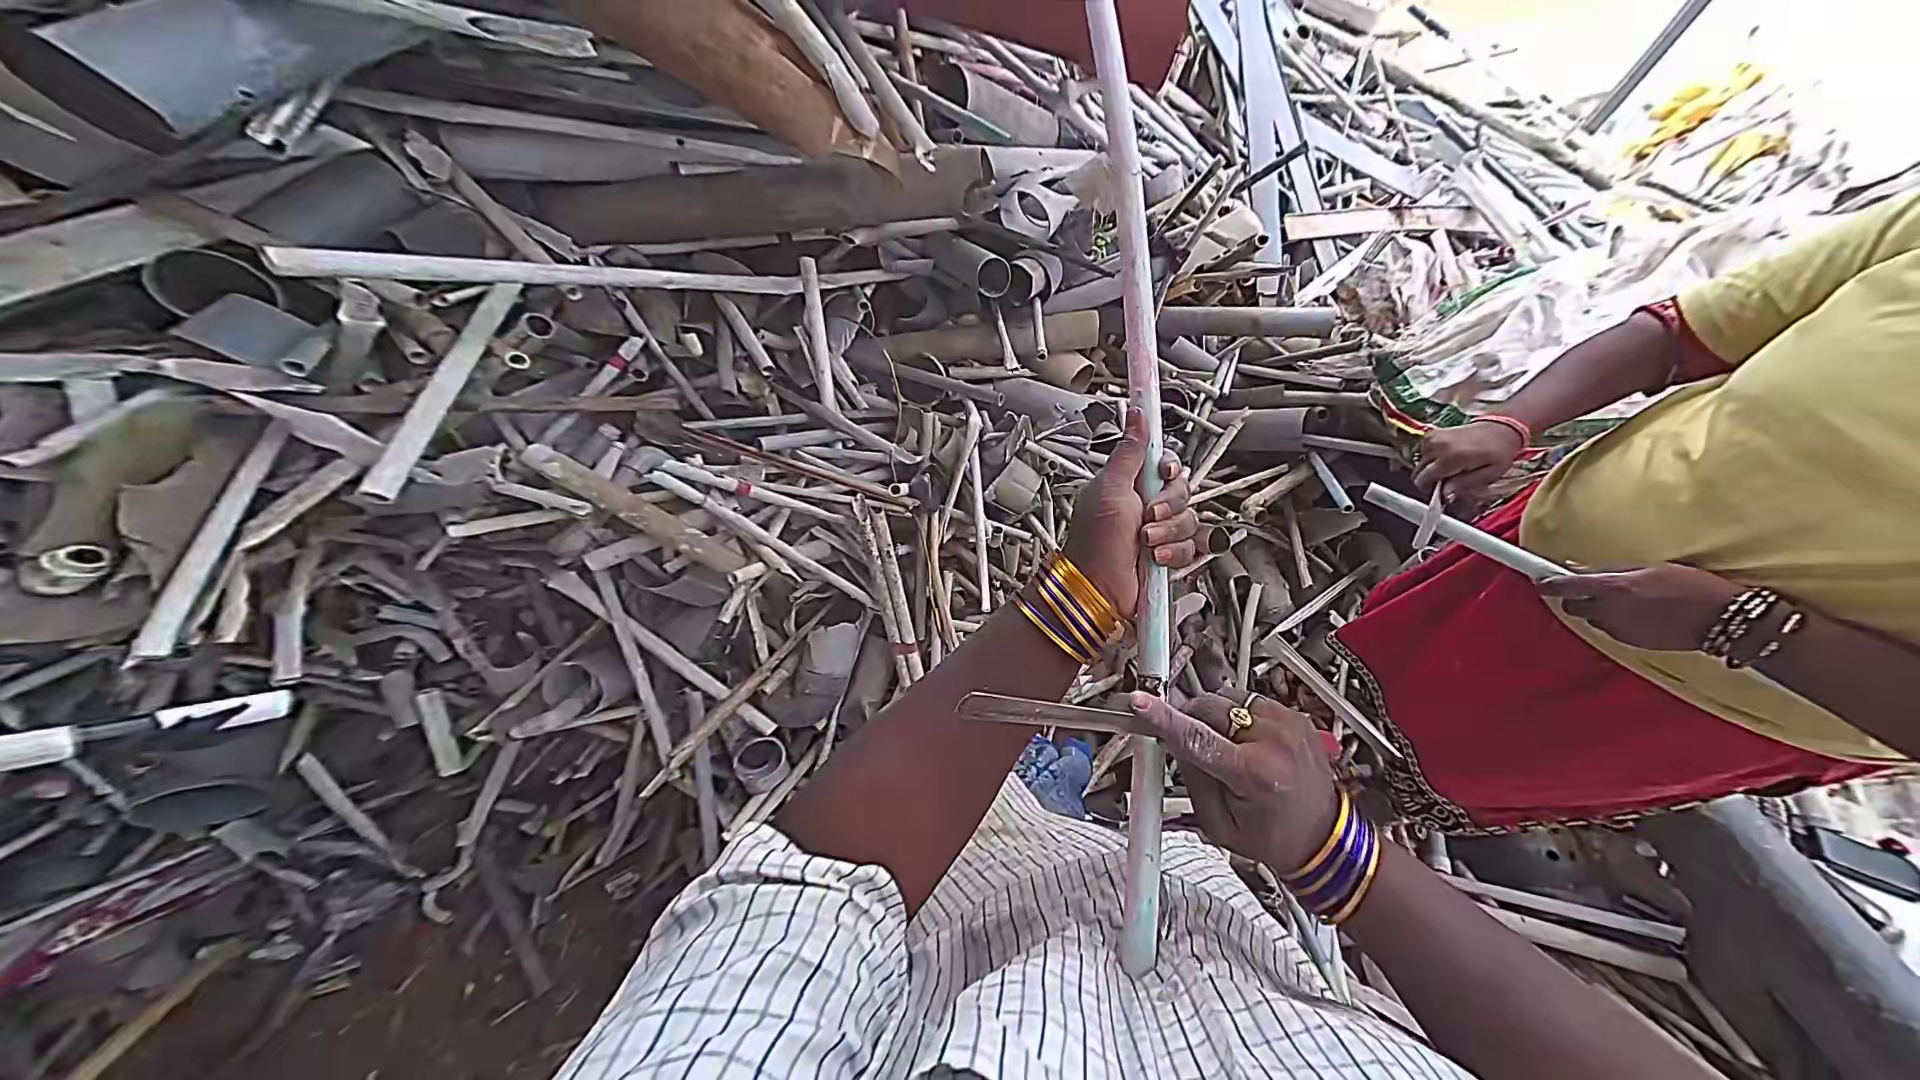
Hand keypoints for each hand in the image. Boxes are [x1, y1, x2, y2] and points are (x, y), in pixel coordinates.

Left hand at [1064, 406, 1199, 617]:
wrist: (1097, 587)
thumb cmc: (1094, 542)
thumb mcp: (1110, 488)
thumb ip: (1128, 452)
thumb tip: (1136, 415)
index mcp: (1129, 484)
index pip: (1164, 463)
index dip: (1169, 467)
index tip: (1163, 473)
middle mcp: (1145, 505)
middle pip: (1182, 490)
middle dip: (1168, 505)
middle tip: (1147, 515)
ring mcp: (1158, 531)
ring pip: (1190, 519)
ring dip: (1169, 532)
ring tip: (1146, 541)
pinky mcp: (1168, 554)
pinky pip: (1192, 546)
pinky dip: (1175, 553)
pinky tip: (1155, 558)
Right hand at [1129, 691, 1340, 873]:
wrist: (1325, 839)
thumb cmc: (1276, 837)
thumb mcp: (1219, 824)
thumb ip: (1190, 777)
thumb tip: (1171, 739)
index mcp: (1255, 774)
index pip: (1195, 737)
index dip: (1163, 717)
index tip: (1141, 703)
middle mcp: (1276, 742)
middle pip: (1208, 709)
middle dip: (1191, 721)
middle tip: (1192, 746)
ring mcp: (1288, 723)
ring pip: (1225, 698)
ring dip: (1215, 718)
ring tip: (1227, 748)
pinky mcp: (1293, 715)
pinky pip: (1246, 700)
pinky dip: (1237, 716)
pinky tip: (1244, 741)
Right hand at [1411, 421, 1524, 510]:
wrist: (1500, 428)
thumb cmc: (1498, 453)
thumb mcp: (1490, 474)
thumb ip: (1465, 484)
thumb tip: (1444, 492)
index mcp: (1451, 458)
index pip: (1423, 479)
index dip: (1429, 489)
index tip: (1440, 491)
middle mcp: (1436, 447)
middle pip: (1419, 472)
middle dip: (1429, 479)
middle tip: (1446, 479)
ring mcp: (1432, 439)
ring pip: (1420, 463)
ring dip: (1430, 468)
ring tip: (1448, 466)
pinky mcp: (1431, 434)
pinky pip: (1422, 453)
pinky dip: (1430, 458)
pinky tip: (1445, 457)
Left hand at [1538, 563, 1742, 651]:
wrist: (1728, 620)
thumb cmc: (1693, 586)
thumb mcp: (1650, 569)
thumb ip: (1608, 571)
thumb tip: (1575, 569)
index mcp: (1612, 589)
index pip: (1563, 587)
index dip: (1547, 584)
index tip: (1540, 581)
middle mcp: (1609, 611)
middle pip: (1571, 606)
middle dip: (1575, 599)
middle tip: (1591, 590)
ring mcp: (1618, 629)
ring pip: (1590, 619)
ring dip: (1596, 610)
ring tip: (1625, 602)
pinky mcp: (1630, 642)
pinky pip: (1610, 630)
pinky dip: (1614, 622)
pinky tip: (1638, 615)